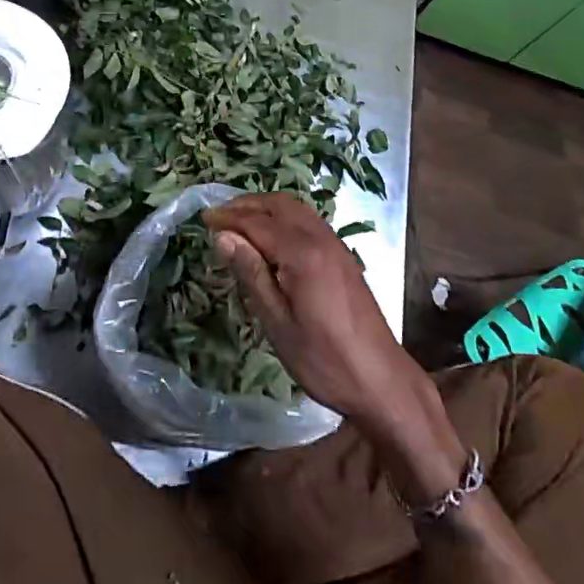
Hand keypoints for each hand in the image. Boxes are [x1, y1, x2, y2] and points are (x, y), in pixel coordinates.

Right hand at [203, 193, 432, 433]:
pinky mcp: (344, 257)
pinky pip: (310, 221)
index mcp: (303, 254)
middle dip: (247, 204)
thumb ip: (252, 274)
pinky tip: (272, 237)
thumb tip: (223, 237)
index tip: (203, 219)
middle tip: (219, 216)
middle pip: (280, 205)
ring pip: (297, 209)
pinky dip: (285, 218)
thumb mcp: (278, 323)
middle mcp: (322, 239)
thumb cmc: (323, 359)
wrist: (380, 378)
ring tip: (239, 222)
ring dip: (267, 208)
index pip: (258, 223)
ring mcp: (337, 246)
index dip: (229, 218)